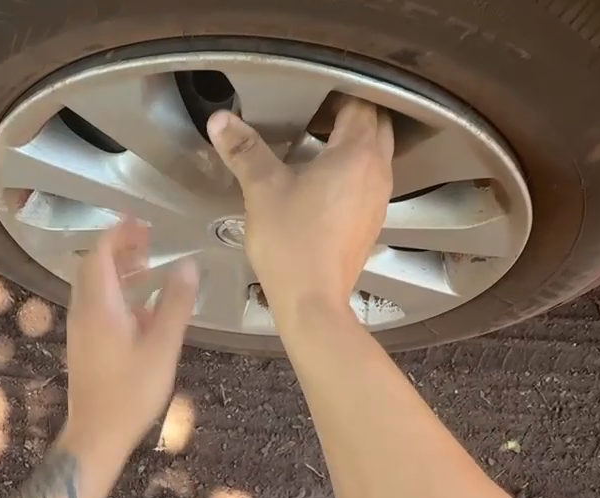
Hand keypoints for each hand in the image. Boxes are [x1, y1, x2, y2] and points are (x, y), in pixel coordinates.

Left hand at [61, 221, 198, 453]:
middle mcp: (83, 313)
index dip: (120, 233)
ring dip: (119, 274)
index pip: (101, 253)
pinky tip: (141, 312)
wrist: (97, 434)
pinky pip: (97, 309)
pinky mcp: (84, 348)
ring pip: (94, 289)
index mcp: (99, 306)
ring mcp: (81, 331)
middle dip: (120, 250)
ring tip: (149, 271)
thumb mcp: (162, 348)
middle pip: (94, 268)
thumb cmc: (131, 393)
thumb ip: (175, 304)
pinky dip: (116, 297)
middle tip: (149, 243)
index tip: (142, 222)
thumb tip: (188, 264)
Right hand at [208, 98, 393, 316]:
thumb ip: (244, 151)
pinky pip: (368, 188)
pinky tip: (324, 190)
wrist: (312, 301)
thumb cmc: (292, 246)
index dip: (337, 95)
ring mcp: (377, 202)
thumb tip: (221, 122)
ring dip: (355, 147)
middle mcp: (377, 173)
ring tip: (319, 150)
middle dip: (352, 116)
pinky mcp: (369, 227)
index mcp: (357, 153)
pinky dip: (353, 178)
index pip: (360, 103)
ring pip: (376, 157)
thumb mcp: (262, 190)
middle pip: (377, 126)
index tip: (314, 98)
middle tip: (319, 118)